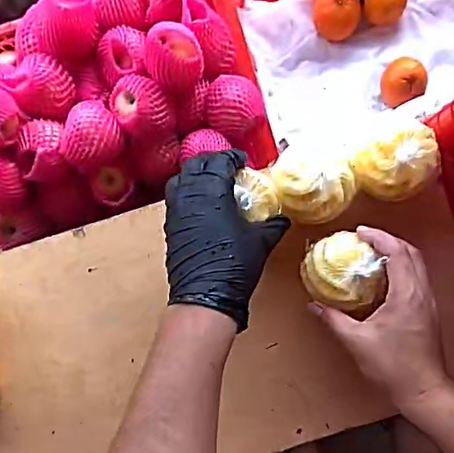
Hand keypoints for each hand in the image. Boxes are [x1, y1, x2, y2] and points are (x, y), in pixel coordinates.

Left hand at [164, 149, 289, 330]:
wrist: (206, 295)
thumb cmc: (235, 265)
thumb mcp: (261, 241)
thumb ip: (273, 224)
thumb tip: (283, 218)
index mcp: (212, 191)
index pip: (219, 161)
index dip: (232, 158)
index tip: (243, 161)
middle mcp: (189, 195)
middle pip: (196, 165)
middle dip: (212, 162)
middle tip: (228, 169)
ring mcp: (176, 211)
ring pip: (181, 180)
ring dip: (196, 176)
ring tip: (213, 184)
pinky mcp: (170, 227)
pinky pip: (176, 199)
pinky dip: (188, 194)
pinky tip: (202, 206)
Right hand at [310, 227, 453, 411]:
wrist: (423, 391)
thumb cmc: (394, 367)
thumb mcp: (356, 341)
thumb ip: (334, 320)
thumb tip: (315, 306)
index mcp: (407, 294)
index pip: (397, 252)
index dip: (379, 237)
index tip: (360, 232)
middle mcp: (422, 294)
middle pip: (411, 253)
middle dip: (389, 241)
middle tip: (366, 240)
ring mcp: (429, 303)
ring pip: (418, 266)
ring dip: (398, 255)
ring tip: (373, 256)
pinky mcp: (429, 314)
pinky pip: (418, 280)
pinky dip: (402, 271)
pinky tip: (384, 281)